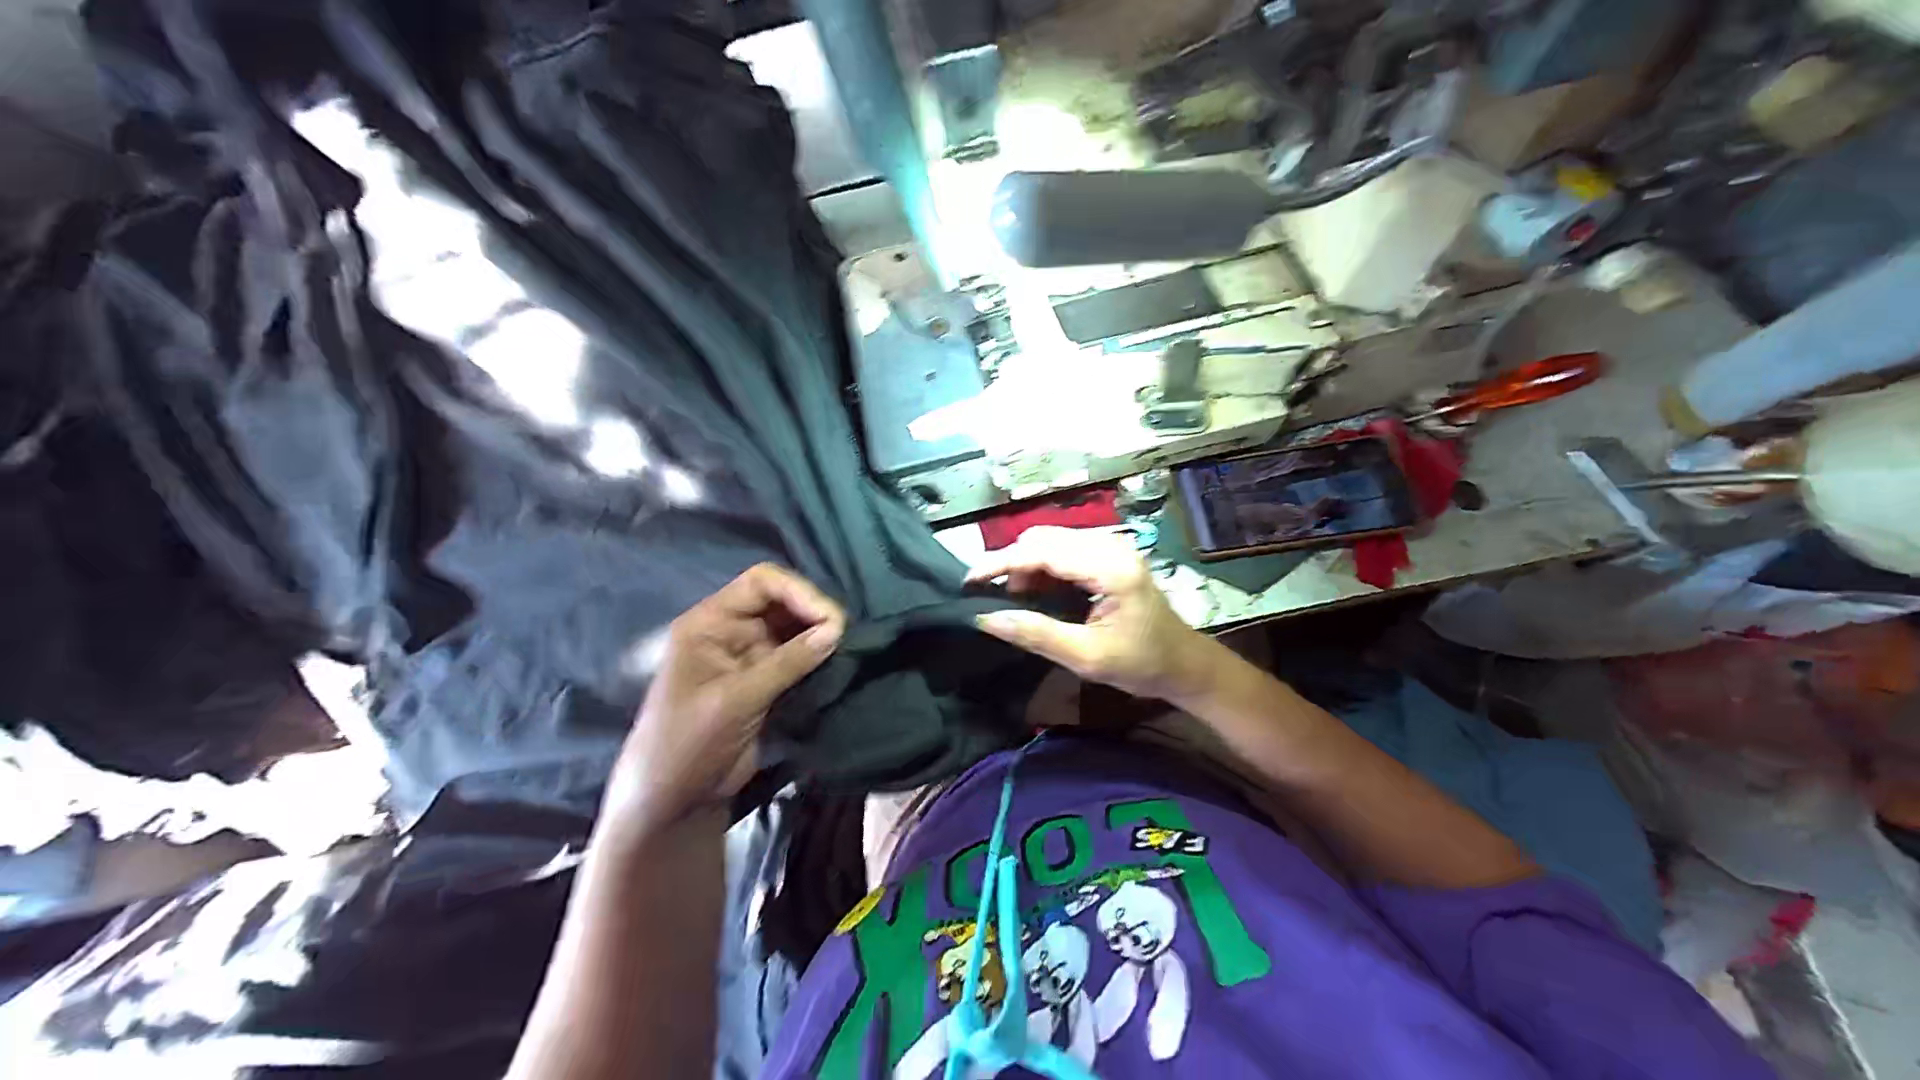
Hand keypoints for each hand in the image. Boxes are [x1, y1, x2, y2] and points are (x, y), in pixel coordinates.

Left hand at [607, 563, 844, 828]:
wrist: (675, 799)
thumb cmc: (688, 742)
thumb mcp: (736, 699)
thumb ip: (787, 663)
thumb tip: (835, 630)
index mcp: (710, 622)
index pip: (761, 583)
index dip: (799, 592)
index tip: (830, 618)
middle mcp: (731, 630)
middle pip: (782, 600)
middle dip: (814, 611)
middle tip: (845, 635)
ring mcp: (749, 655)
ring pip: (794, 627)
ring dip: (819, 633)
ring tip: (846, 647)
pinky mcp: (765, 680)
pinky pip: (798, 655)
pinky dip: (818, 655)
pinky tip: (836, 662)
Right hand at [965, 527, 1229, 703]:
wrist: (1185, 664)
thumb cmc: (1141, 664)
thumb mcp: (1085, 657)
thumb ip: (1035, 634)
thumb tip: (985, 618)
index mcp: (1109, 567)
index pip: (1041, 552)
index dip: (1000, 563)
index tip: (968, 581)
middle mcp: (1110, 545)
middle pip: (1043, 539)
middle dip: (1011, 563)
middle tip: (991, 596)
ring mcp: (1111, 546)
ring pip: (1050, 541)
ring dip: (1025, 565)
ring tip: (1014, 599)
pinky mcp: (1109, 554)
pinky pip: (1063, 550)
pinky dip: (1041, 567)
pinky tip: (1035, 592)